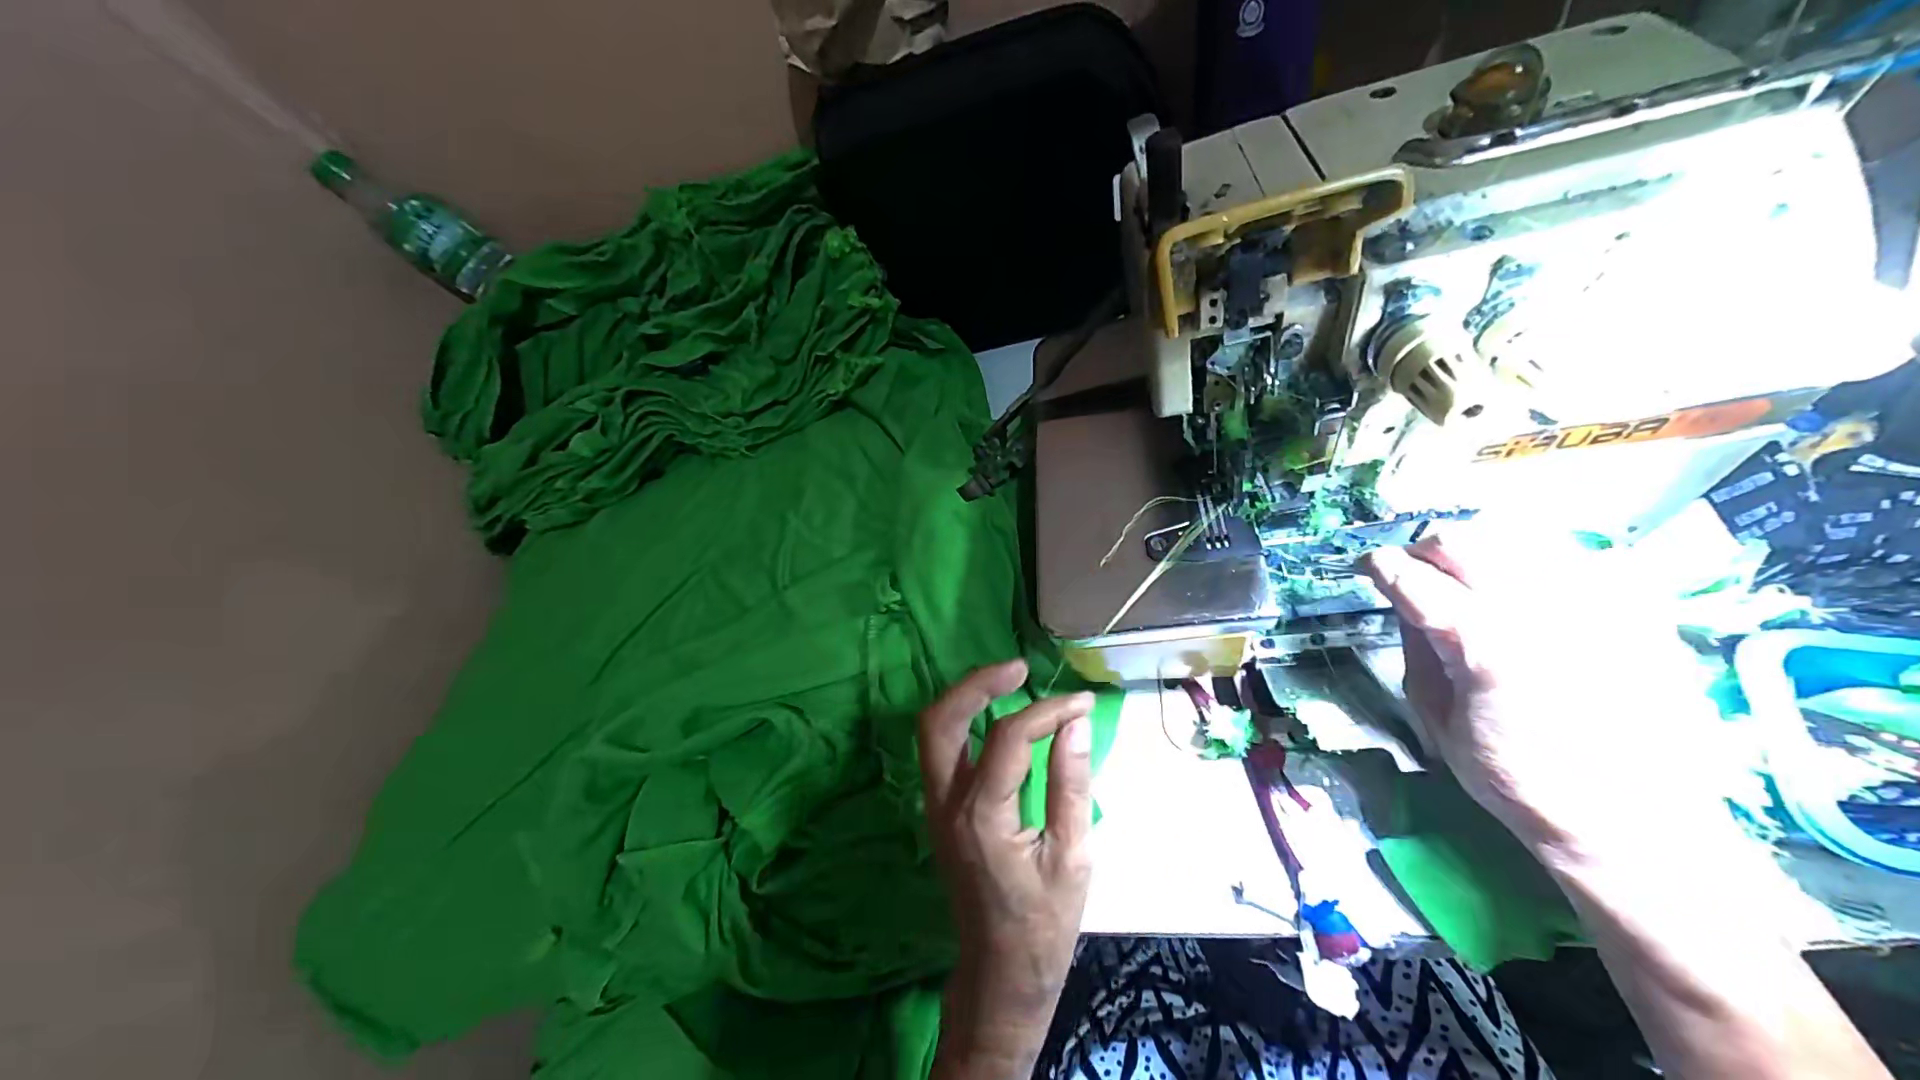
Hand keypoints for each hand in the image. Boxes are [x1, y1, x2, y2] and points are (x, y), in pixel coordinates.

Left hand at [918, 659, 1094, 1079]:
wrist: (999, 972)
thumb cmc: (1043, 924)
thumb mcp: (1073, 857)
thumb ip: (1071, 785)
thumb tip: (1076, 724)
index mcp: (983, 817)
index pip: (1008, 738)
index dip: (1047, 711)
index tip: (1081, 703)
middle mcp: (947, 804)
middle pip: (940, 721)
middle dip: (977, 684)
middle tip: (1019, 668)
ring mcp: (935, 807)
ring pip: (932, 732)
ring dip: (965, 698)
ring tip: (1008, 682)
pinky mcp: (938, 811)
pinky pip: (941, 751)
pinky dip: (964, 722)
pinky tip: (995, 716)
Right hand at [1362, 526, 1739, 869]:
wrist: (1639, 822)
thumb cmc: (1522, 781)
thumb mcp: (1439, 721)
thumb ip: (1419, 651)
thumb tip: (1407, 604)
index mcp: (1484, 645)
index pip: (1412, 577)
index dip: (1381, 567)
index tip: (1371, 568)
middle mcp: (1541, 609)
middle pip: (1462, 540)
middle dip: (1426, 549)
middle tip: (1419, 574)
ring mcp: (1597, 603)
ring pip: (1518, 534)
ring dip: (1480, 549)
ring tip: (1472, 577)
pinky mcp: (1640, 609)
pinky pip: (1576, 555)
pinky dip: (1538, 561)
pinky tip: (1531, 591)